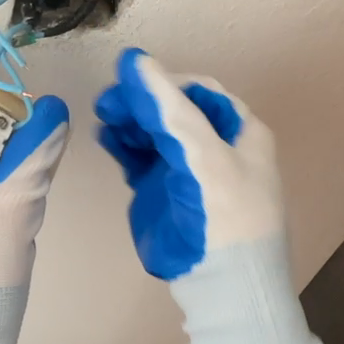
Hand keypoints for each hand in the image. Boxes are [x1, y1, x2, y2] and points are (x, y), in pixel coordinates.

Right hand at [94, 48, 326, 343]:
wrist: (221, 283)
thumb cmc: (224, 213)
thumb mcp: (203, 155)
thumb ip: (169, 108)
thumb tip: (135, 60)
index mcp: (238, 131)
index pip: (196, 91)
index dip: (163, 82)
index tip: (128, 80)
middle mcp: (211, 143)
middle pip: (169, 107)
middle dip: (140, 101)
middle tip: (108, 102)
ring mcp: (183, 166)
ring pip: (150, 129)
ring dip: (128, 119)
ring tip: (105, 117)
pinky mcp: (158, 187)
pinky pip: (137, 155)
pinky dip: (121, 143)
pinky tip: (106, 137)